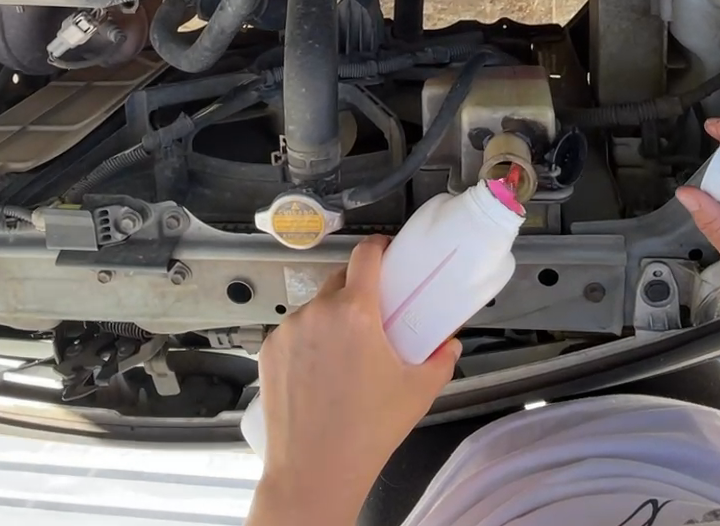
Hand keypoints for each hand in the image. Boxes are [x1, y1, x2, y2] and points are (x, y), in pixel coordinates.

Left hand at [248, 235, 460, 523]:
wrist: (314, 473)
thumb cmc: (366, 433)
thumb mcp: (416, 392)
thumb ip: (439, 360)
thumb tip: (450, 345)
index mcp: (356, 312)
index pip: (365, 254)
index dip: (378, 247)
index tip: (385, 251)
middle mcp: (319, 312)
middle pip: (341, 278)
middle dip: (357, 290)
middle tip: (372, 317)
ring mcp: (289, 329)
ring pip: (316, 306)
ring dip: (330, 318)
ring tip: (343, 354)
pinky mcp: (270, 349)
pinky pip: (294, 330)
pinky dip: (307, 340)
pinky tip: (318, 371)